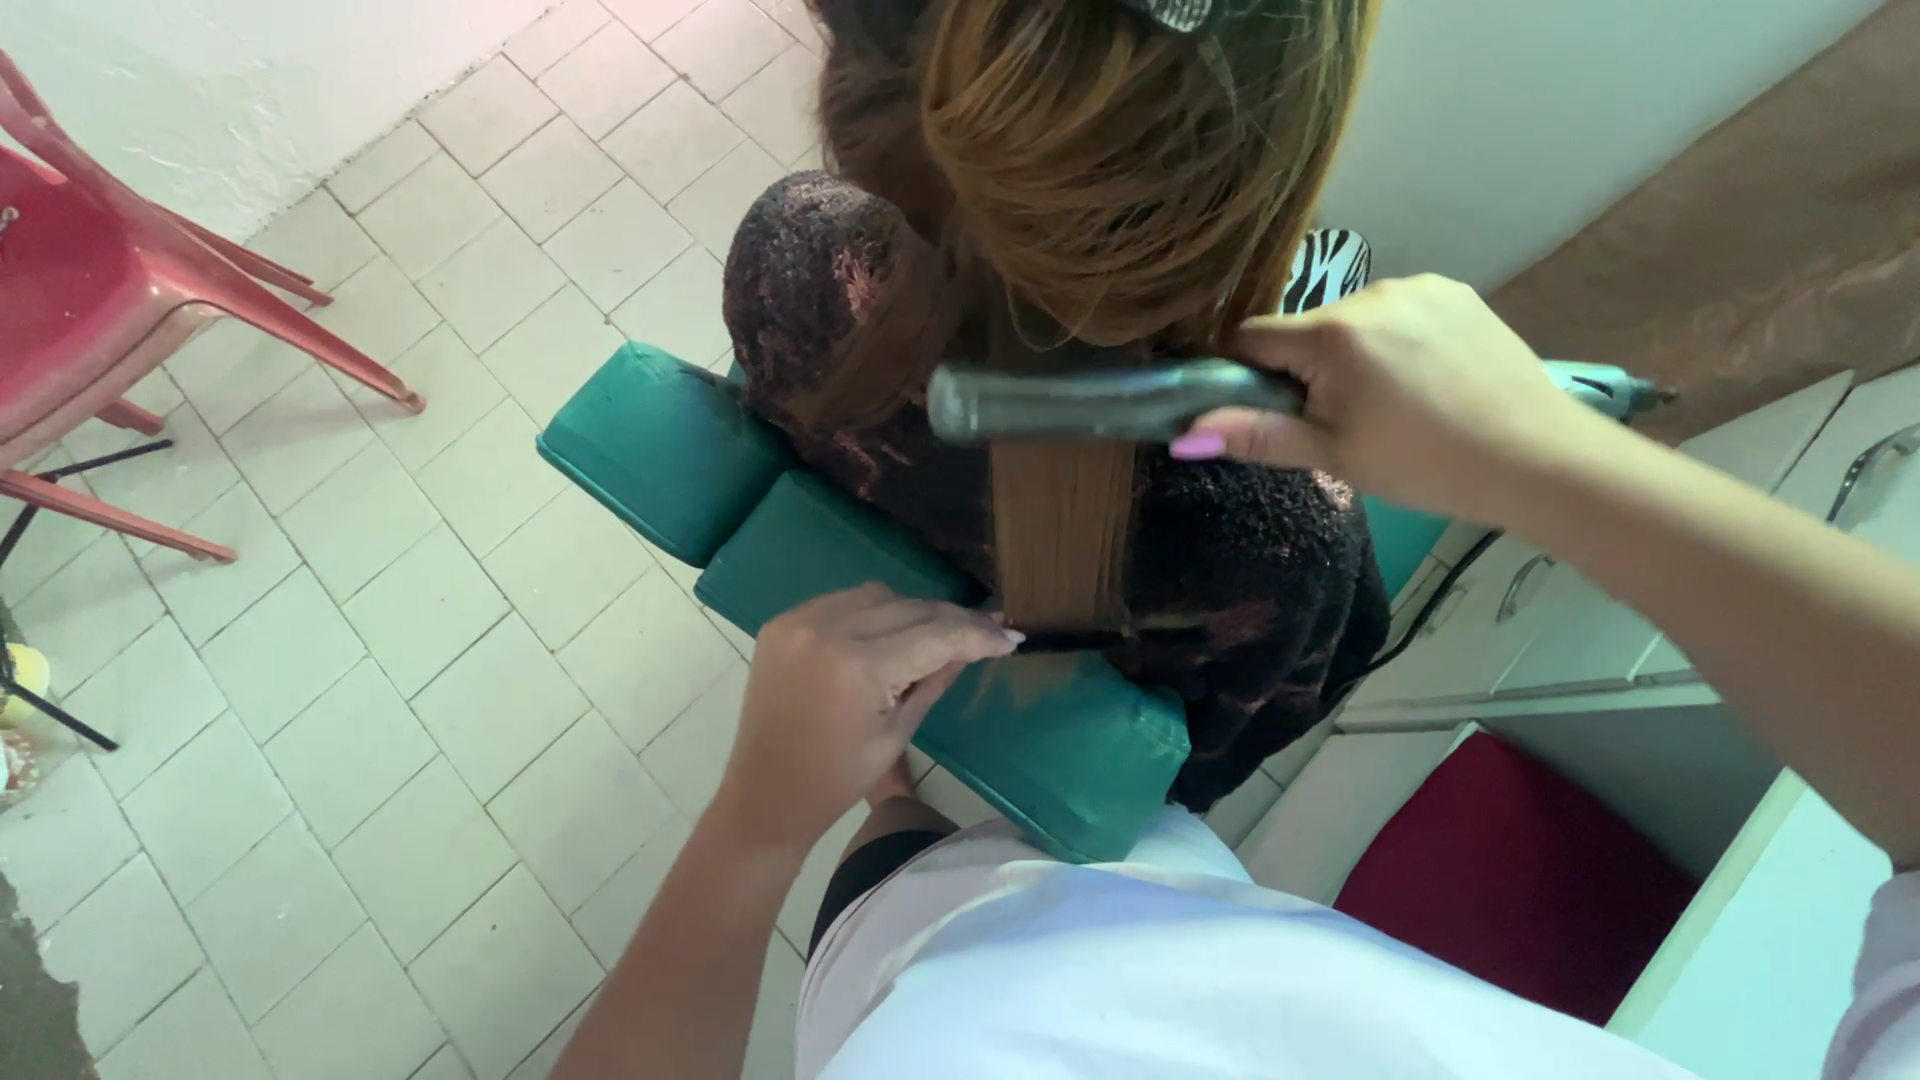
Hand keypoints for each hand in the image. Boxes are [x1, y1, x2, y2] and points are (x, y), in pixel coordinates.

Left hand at [711, 585, 1020, 852]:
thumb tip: (978, 644)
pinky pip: (843, 601)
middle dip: (951, 620)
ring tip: (936, 636)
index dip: (977, 634)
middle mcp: (827, 629)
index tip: (1010, 637)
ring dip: (912, 612)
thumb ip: (938, 677)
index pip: (934, 635)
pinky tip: (888, 635)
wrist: (764, 795)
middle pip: (910, 607)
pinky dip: (873, 613)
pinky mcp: (783, 622)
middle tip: (986, 631)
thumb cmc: (838, 780)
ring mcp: (799, 620)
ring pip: (878, 596)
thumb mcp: (899, 733)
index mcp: (858, 667)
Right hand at [1174, 275, 1610, 524]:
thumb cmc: (1423, 464)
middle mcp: (1372, 292)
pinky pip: (1392, 313)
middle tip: (1336, 419)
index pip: (1250, 337)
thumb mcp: (1330, 455)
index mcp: (1333, 333)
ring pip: (1346, 322)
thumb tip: (1184, 436)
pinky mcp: (1455, 292)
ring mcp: (1419, 286)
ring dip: (1345, 355)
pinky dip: (1387, 341)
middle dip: (1301, 369)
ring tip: (1385, 403)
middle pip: (1300, 330)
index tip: (1267, 409)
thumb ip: (1255, 437)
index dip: (1244, 374)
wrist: (1539, 459)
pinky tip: (1419, 379)